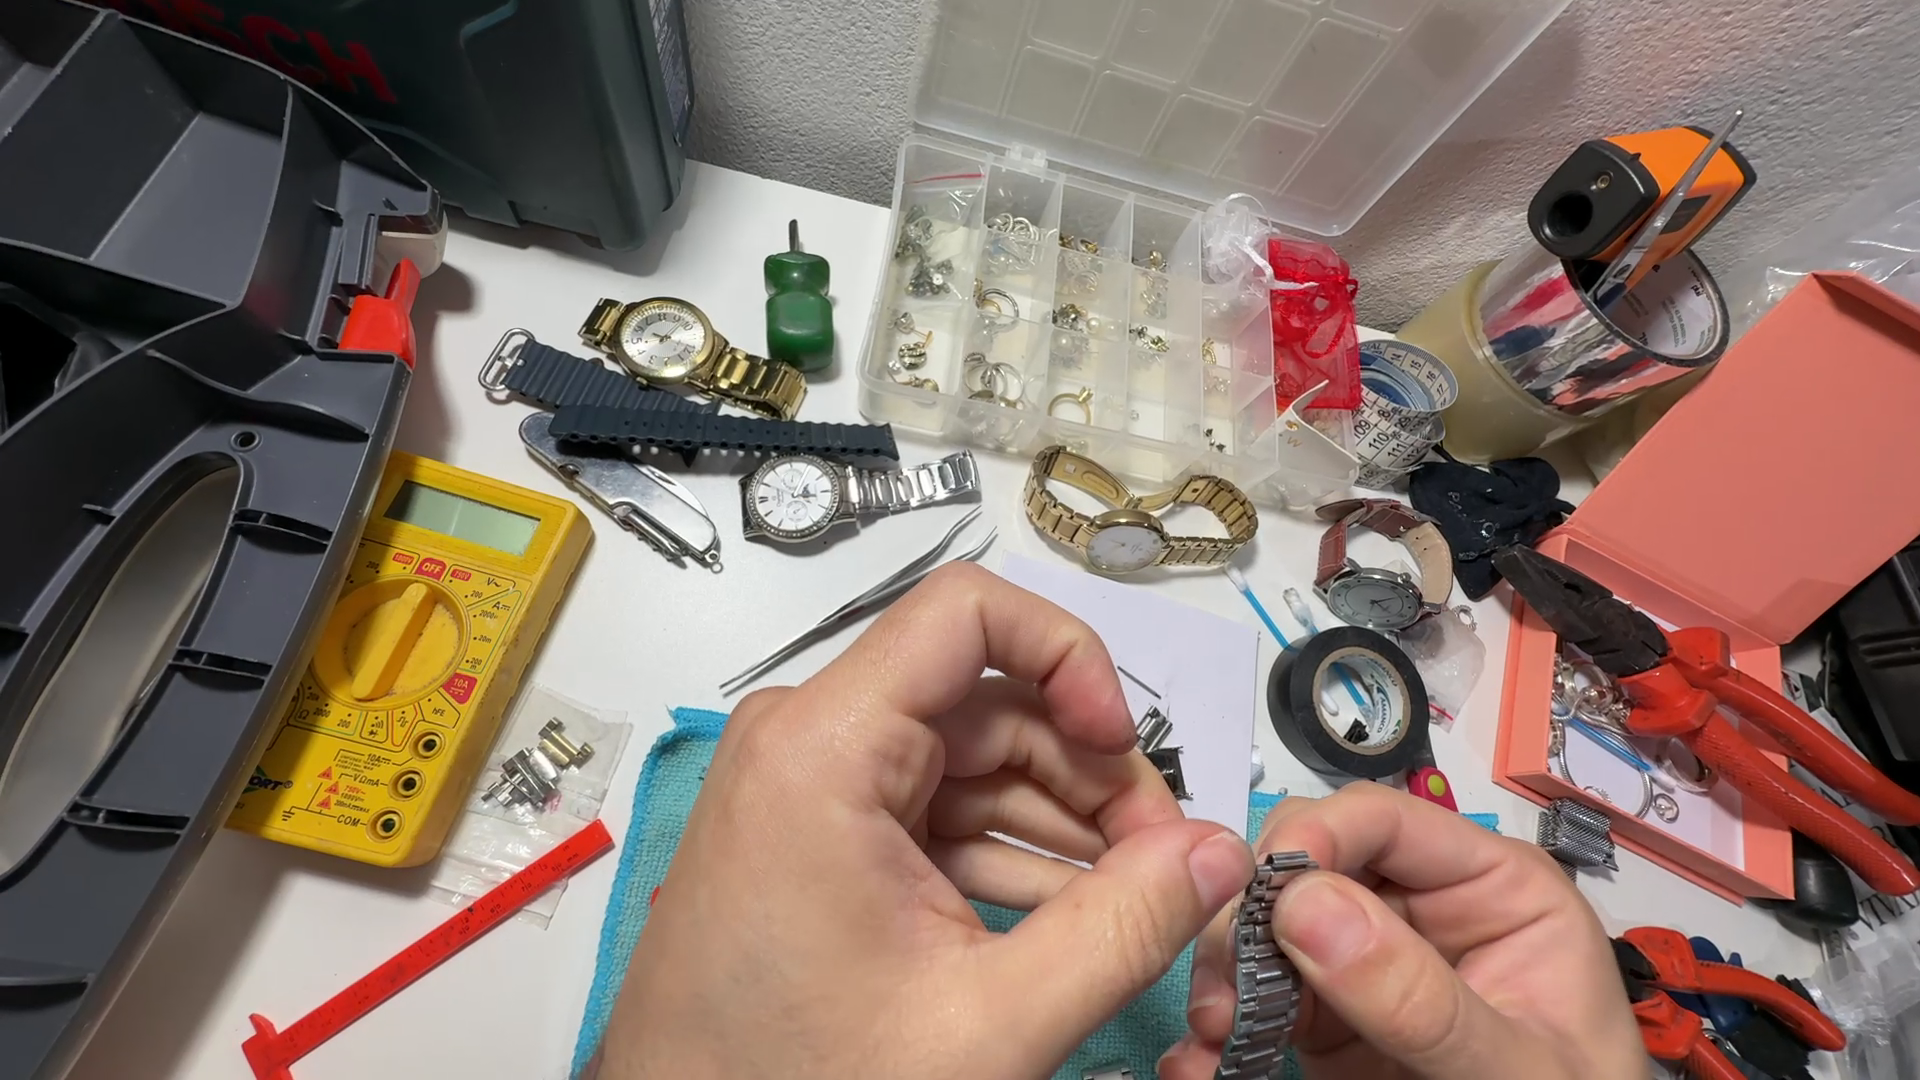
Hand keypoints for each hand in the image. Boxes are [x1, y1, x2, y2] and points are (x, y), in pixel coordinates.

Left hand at [591, 563, 1254, 1078]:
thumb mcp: (985, 1026)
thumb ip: (1122, 929)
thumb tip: (1222, 853)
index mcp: (827, 743)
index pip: (965, 612)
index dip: (1065, 653)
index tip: (1119, 743)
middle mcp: (815, 732)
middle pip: (988, 701)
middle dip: (1086, 772)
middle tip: (1161, 861)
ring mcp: (820, 775)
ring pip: (975, 757)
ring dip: (1061, 818)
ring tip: (1133, 894)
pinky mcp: (830, 819)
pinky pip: (940, 804)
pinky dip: (1008, 846)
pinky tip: (1070, 908)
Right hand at [1161, 783, 1641, 1079]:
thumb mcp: (1521, 1076)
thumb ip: (1422, 1000)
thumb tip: (1301, 903)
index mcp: (1488, 884)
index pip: (1381, 818)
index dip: (1314, 836)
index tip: (1259, 890)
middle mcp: (1414, 900)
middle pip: (1305, 853)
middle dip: (1255, 903)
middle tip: (1228, 971)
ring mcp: (1361, 948)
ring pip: (1265, 908)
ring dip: (1228, 955)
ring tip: (1214, 1022)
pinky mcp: (1320, 996)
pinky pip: (1255, 973)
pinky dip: (1224, 1001)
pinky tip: (1209, 1041)